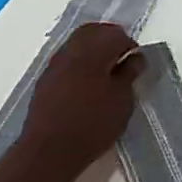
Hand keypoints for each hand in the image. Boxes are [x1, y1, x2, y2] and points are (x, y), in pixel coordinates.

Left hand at [19, 23, 144, 174]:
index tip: (136, 65)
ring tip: (106, 76)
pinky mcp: (45, 79)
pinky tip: (86, 85)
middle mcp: (71, 50)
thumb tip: (135, 56)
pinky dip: (79, 63)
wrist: (50, 149)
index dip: (130, 46)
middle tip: (122, 63)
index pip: (115, 34)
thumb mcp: (121, 101)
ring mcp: (54, 63)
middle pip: (93, 31)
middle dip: (109, 41)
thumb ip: (129, 74)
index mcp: (93, 51)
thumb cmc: (92, 125)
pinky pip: (66, 59)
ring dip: (93, 51)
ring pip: (77, 43)